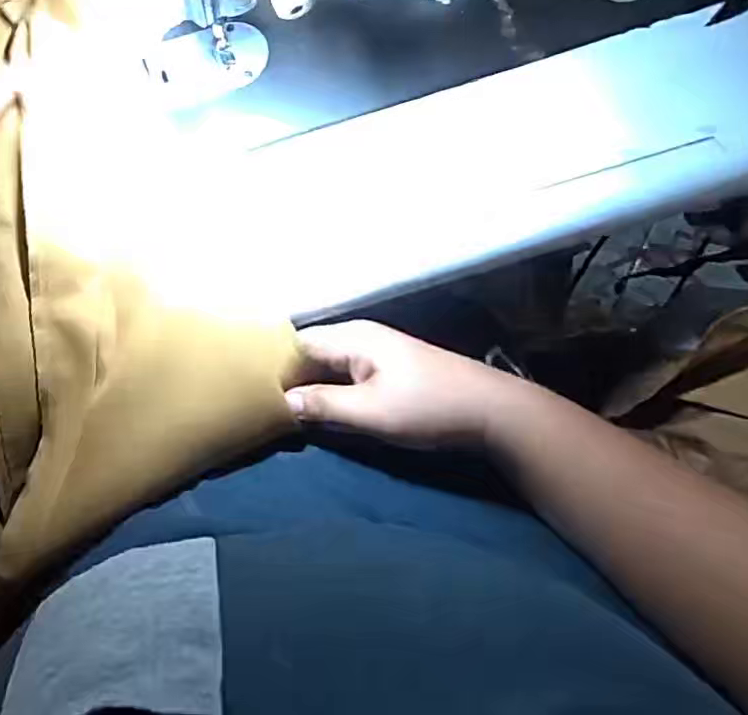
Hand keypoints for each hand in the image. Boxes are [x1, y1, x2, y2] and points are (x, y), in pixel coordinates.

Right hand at [284, 321, 535, 450]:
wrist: (491, 410)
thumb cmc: (428, 408)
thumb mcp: (371, 412)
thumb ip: (324, 405)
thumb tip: (283, 402)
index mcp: (353, 336)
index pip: (298, 343)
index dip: (276, 366)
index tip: (255, 393)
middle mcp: (360, 336)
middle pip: (311, 351)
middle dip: (291, 377)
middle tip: (266, 407)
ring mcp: (375, 350)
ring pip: (328, 363)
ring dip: (311, 385)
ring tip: (285, 411)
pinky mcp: (386, 367)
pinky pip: (345, 371)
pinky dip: (330, 388)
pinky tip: (322, 409)